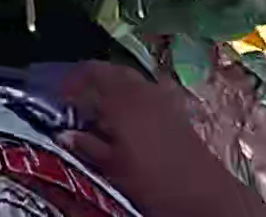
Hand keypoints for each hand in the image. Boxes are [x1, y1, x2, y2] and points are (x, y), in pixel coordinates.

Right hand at [60, 62, 265, 216]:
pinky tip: (124, 119)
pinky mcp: (172, 106)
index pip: (89, 71)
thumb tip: (62, 134)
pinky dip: (127, 95)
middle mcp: (138, 86)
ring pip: (125, 78)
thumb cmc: (155, 182)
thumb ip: (87, 146)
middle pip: (107, 70)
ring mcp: (158, 93)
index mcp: (120, 95)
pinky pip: (141, 88)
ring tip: (97, 109)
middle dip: (89, 80)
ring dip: (108, 86)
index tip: (58, 95)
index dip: (71, 80)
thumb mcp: (114, 168)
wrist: (207, 195)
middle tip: (75, 99)